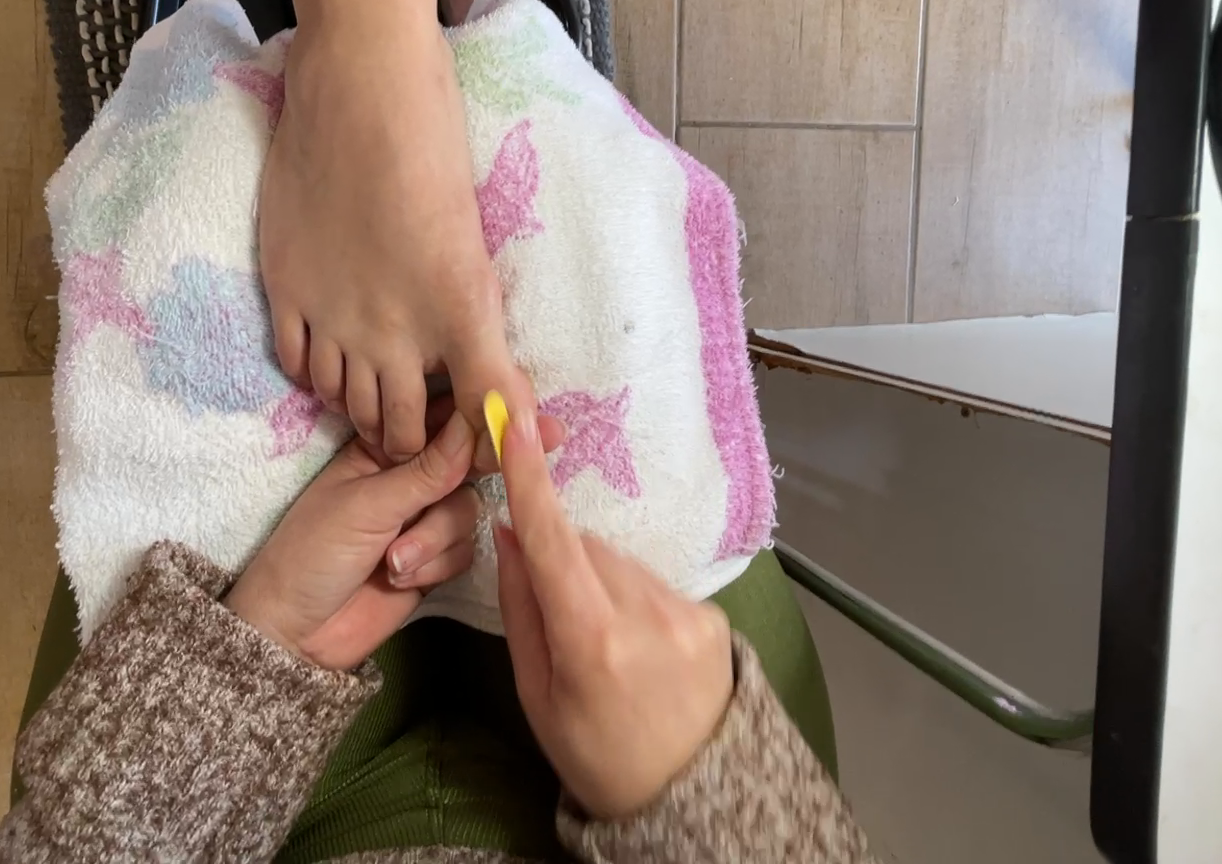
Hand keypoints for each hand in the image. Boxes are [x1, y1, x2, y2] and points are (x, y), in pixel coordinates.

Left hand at [224, 402, 564, 671]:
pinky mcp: (433, 559)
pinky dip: (436, 564)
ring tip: (395, 561)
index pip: (441, 422)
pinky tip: (401, 579)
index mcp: (384, 449)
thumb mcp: (368, 504)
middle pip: (468, 464)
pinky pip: (463, 549)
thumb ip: (427, 470)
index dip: (482, 416)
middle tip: (553, 441)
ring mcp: (423, 520)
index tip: (528, 412)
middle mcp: (410, 479)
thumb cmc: (314, 552)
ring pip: (468, 511)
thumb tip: (476, 422)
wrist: (294, 633)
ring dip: (437, 537)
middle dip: (494, 463)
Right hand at [260, 14, 524, 464]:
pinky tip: (332, 369)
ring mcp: (335, 316)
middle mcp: (396, 331)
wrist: (362, 90)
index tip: (489, 451)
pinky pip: (300, 368)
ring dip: (366, 417)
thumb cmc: (434, 147)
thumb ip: (475, 318)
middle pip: (402, 428)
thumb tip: (482, 369)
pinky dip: (319, 381)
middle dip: (415, 444)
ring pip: (349, 405)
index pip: (486, 412)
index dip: (492, 448)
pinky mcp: (288, 291)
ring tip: (377, 408)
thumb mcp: (474, 239)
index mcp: (462, 313)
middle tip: (420, 432)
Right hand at [492, 410, 735, 819]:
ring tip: (609, 639)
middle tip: (564, 618)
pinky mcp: (711, 613)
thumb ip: (521, 606)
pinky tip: (640, 641)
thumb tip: (510, 531)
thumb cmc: (596, 753)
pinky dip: (632, 594)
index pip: (553, 542)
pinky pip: (650, 578)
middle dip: (564, 562)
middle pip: (584, 546)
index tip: (517, 424)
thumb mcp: (536, 693)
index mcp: (591, 640)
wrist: (696, 798)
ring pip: (617, 559)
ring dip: (600, 578)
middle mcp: (644, 614)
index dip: (531, 481)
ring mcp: (686, 610)